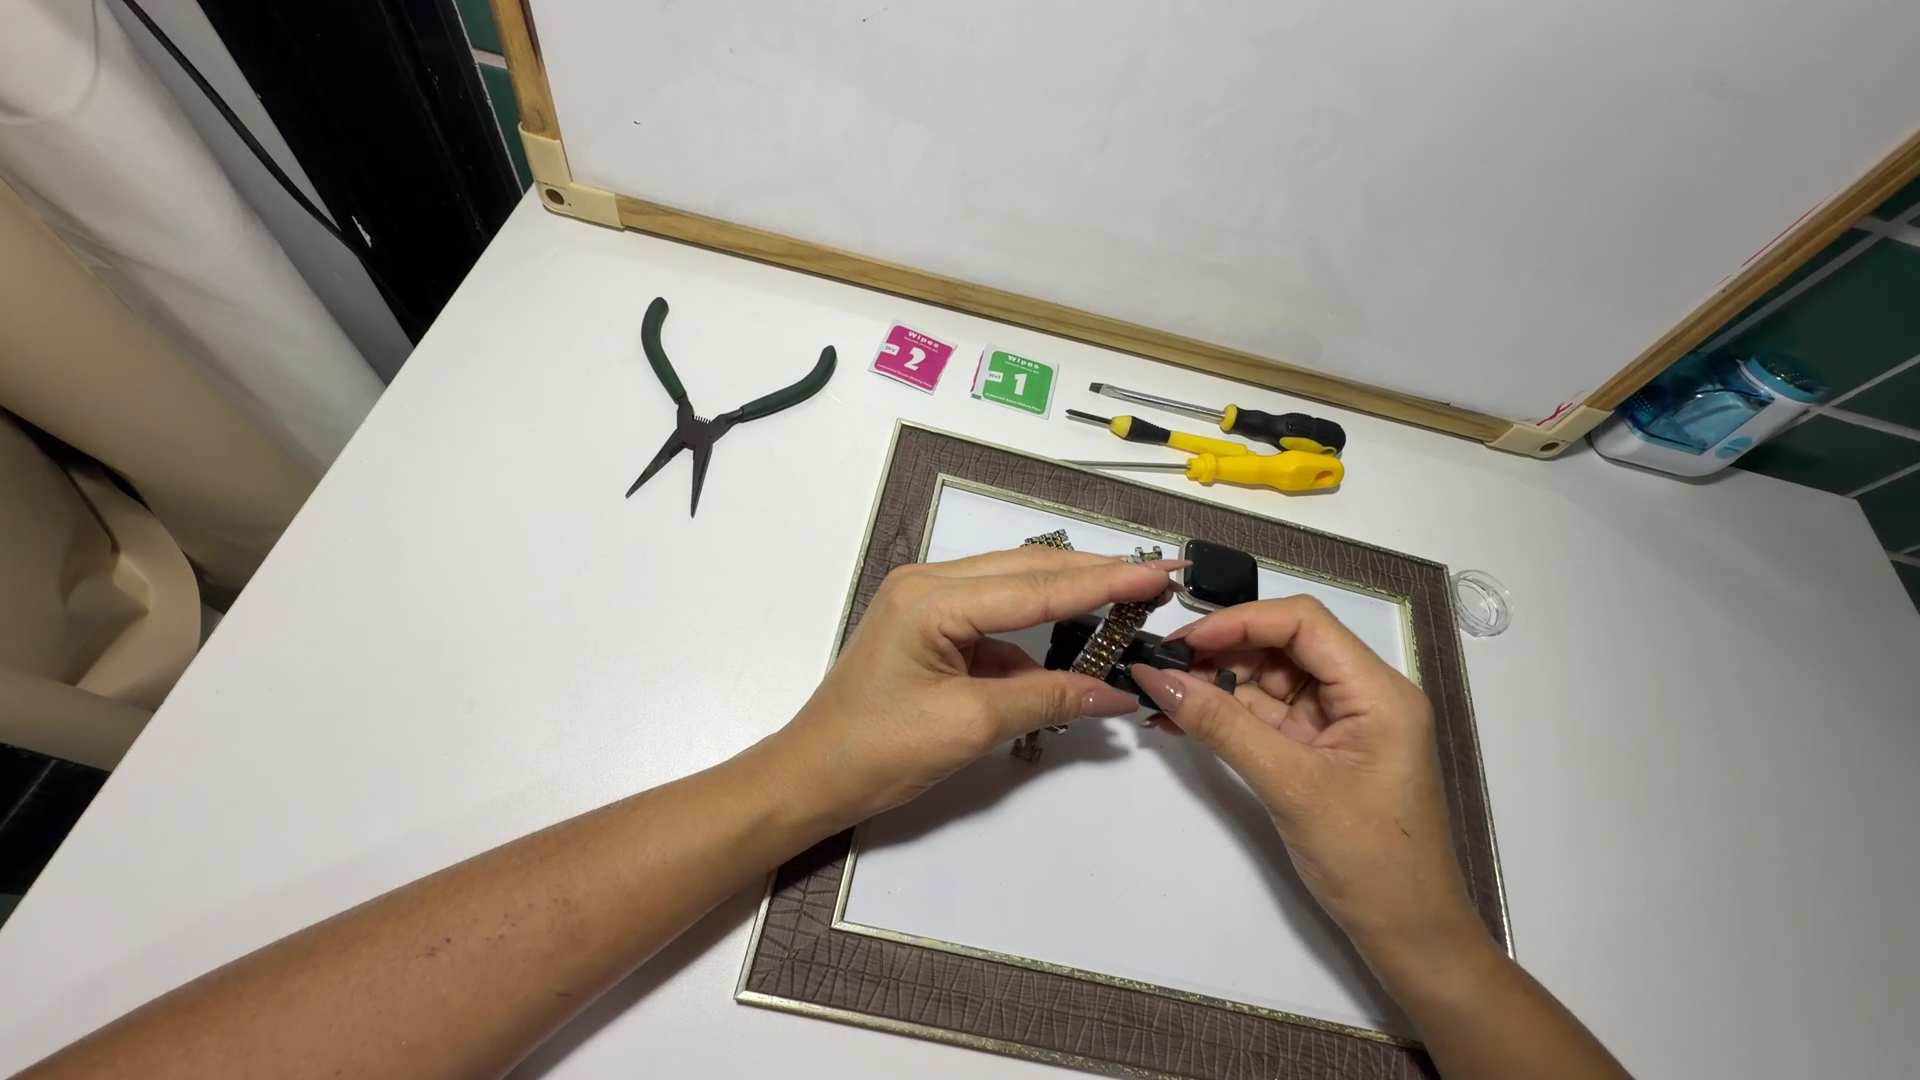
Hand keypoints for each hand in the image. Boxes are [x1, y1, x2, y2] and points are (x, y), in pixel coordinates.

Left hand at [770, 547, 1178, 825]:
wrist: (813, 775)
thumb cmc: (878, 751)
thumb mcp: (971, 725)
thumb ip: (1047, 698)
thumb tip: (1116, 693)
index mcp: (932, 599)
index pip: (1036, 587)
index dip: (1102, 582)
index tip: (1157, 574)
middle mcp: (928, 583)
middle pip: (1026, 570)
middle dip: (1091, 574)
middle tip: (1153, 577)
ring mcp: (926, 600)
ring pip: (1012, 586)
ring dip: (1066, 595)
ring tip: (1124, 596)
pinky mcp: (930, 624)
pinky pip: (994, 615)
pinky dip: (1034, 626)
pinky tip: (1069, 637)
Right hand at [1128, 596, 1489, 966]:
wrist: (1407, 935)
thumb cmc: (1368, 858)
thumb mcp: (1288, 784)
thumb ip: (1220, 725)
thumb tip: (1154, 678)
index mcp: (1376, 690)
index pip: (1303, 622)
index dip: (1240, 621)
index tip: (1184, 643)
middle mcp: (1360, 694)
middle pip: (1281, 646)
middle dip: (1221, 653)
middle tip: (1163, 671)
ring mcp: (1337, 722)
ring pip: (1266, 679)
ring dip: (1214, 684)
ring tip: (1163, 698)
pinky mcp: (1316, 748)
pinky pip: (1262, 715)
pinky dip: (1223, 715)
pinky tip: (1181, 719)